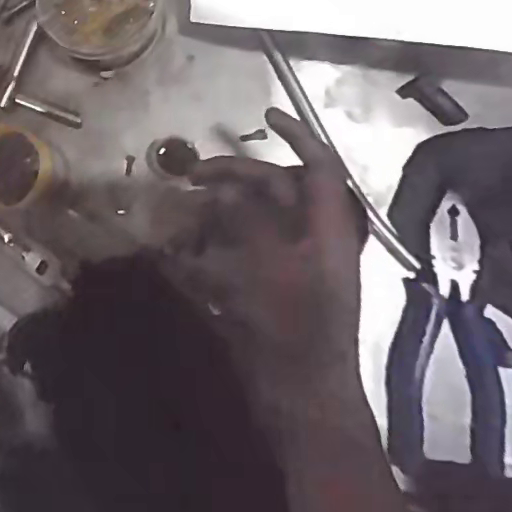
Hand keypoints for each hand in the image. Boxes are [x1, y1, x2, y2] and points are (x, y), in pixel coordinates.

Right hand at [175, 108, 364, 384]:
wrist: (300, 397)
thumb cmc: (295, 332)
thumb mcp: (272, 270)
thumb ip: (250, 223)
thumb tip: (224, 190)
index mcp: (327, 230)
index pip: (320, 167)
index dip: (298, 135)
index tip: (265, 113)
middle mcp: (311, 238)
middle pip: (275, 187)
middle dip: (234, 174)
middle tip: (191, 175)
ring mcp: (291, 261)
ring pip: (255, 213)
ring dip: (220, 204)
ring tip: (184, 207)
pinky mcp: (270, 281)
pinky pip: (242, 244)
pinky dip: (217, 237)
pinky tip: (188, 246)